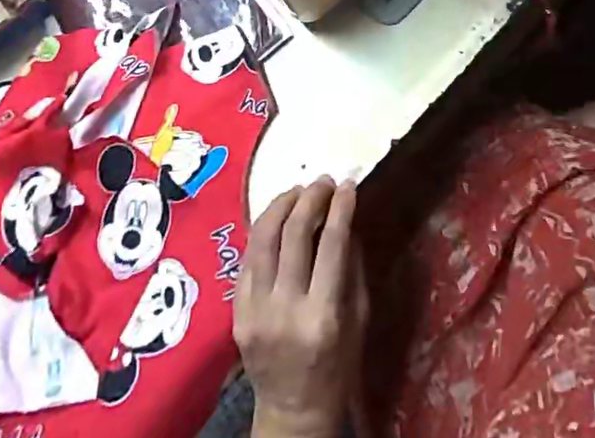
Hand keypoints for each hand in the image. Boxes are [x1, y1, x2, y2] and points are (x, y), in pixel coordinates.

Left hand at [235, 178, 366, 437]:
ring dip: (281, 205)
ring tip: (297, 191)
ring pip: (261, 239)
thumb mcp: (358, 320)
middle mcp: (284, 310)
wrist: (293, 412)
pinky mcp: (236, 312)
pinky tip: (277, 218)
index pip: (331, 245)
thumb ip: (351, 269)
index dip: (340, 208)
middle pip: (292, 234)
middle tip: (322, 182)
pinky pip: (248, 259)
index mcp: (322, 316)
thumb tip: (345, 220)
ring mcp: (254, 310)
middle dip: (310, 199)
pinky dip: (263, 232)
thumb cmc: (338, 368)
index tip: (347, 185)